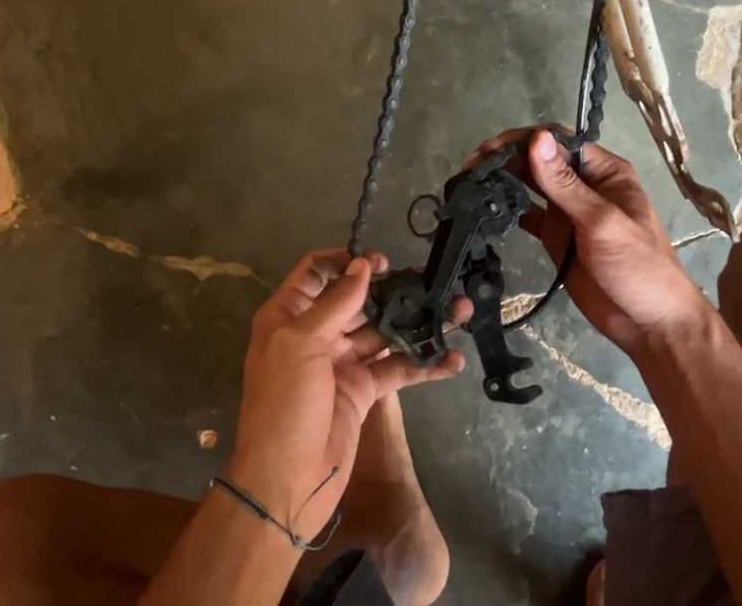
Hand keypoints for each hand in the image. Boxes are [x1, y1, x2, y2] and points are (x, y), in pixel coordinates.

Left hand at [224, 248, 467, 544]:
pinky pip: (396, 369)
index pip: (316, 273)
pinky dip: (423, 363)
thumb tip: (362, 266)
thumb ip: (335, 304)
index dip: (345, 261)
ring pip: (382, 332)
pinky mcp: (363, 391)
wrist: (286, 480)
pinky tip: (452, 359)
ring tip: (457, 310)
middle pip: (356, 300)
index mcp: (288, 316)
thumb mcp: (301, 344)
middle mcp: (315, 334)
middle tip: (427, 282)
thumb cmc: (284, 403)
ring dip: (416, 322)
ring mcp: (341, 362)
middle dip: (391, 289)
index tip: (380, 261)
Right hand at [475, 128, 706, 355]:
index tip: (489, 150)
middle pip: (539, 160)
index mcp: (604, 172)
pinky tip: (483, 211)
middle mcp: (584, 185)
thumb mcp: (602, 222)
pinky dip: (505, 211)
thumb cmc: (639, 268)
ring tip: (469, 185)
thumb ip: (565, 184)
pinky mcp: (555, 237)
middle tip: (470, 169)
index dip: (523, 141)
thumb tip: (536, 138)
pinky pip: (526, 215)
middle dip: (505, 159)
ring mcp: (568, 212)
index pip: (558, 142)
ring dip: (502, 181)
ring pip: (529, 185)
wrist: (651, 325)